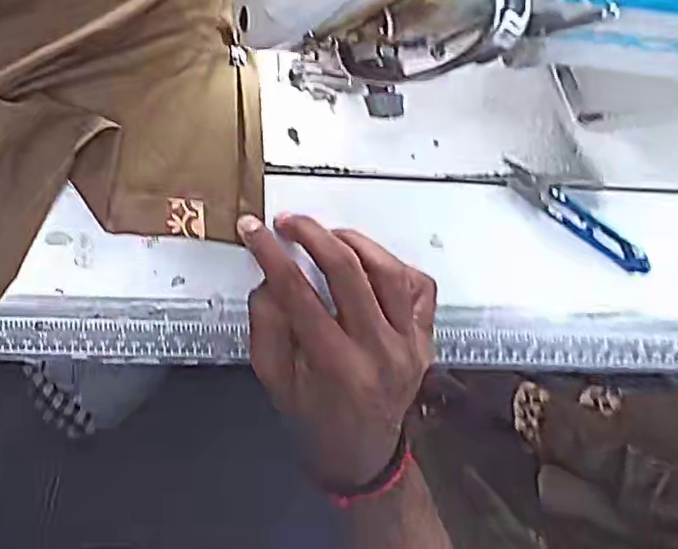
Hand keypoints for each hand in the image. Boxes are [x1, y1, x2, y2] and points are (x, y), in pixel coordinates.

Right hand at [239, 214, 437, 487]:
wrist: (363, 455)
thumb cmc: (312, 416)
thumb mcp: (273, 376)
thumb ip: (265, 323)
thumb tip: (268, 275)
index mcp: (336, 366)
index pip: (297, 292)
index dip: (269, 252)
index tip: (251, 229)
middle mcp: (379, 352)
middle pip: (348, 271)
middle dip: (311, 234)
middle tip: (287, 222)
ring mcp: (409, 344)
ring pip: (387, 270)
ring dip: (351, 241)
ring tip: (324, 234)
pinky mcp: (425, 337)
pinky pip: (419, 285)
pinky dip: (391, 262)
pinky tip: (365, 259)